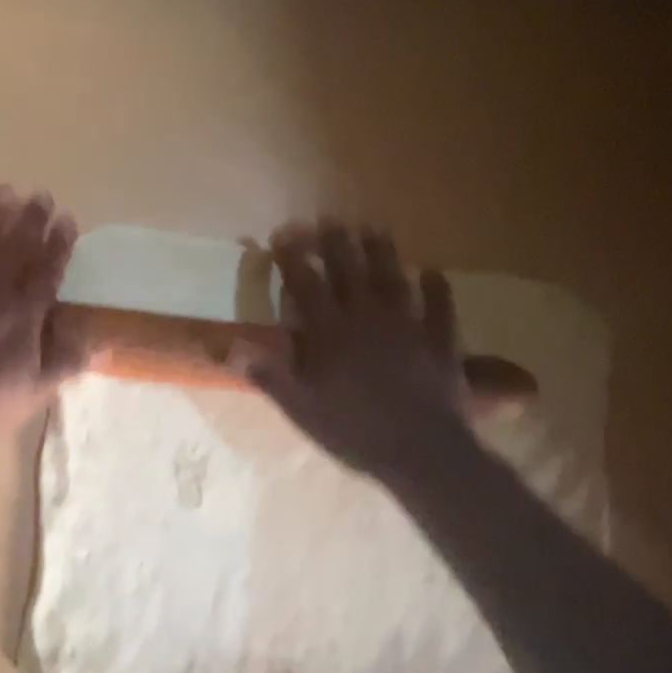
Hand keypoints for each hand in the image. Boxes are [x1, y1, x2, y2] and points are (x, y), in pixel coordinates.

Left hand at [0, 186, 79, 430]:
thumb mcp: (34, 391)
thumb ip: (65, 362)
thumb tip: (101, 342)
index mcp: (25, 312)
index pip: (48, 269)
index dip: (60, 243)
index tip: (67, 218)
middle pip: (17, 245)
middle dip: (32, 219)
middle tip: (41, 195)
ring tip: (4, 191)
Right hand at [241, 222, 474, 477]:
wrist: (423, 454)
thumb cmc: (354, 430)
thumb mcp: (300, 407)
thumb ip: (268, 374)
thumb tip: (230, 345)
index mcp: (328, 333)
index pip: (305, 284)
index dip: (292, 257)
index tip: (282, 235)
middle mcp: (365, 319)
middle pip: (349, 271)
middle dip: (336, 243)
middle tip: (330, 219)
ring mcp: (407, 328)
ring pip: (392, 280)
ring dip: (383, 252)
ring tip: (375, 229)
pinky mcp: (441, 344)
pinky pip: (440, 309)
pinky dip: (437, 288)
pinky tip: (433, 271)